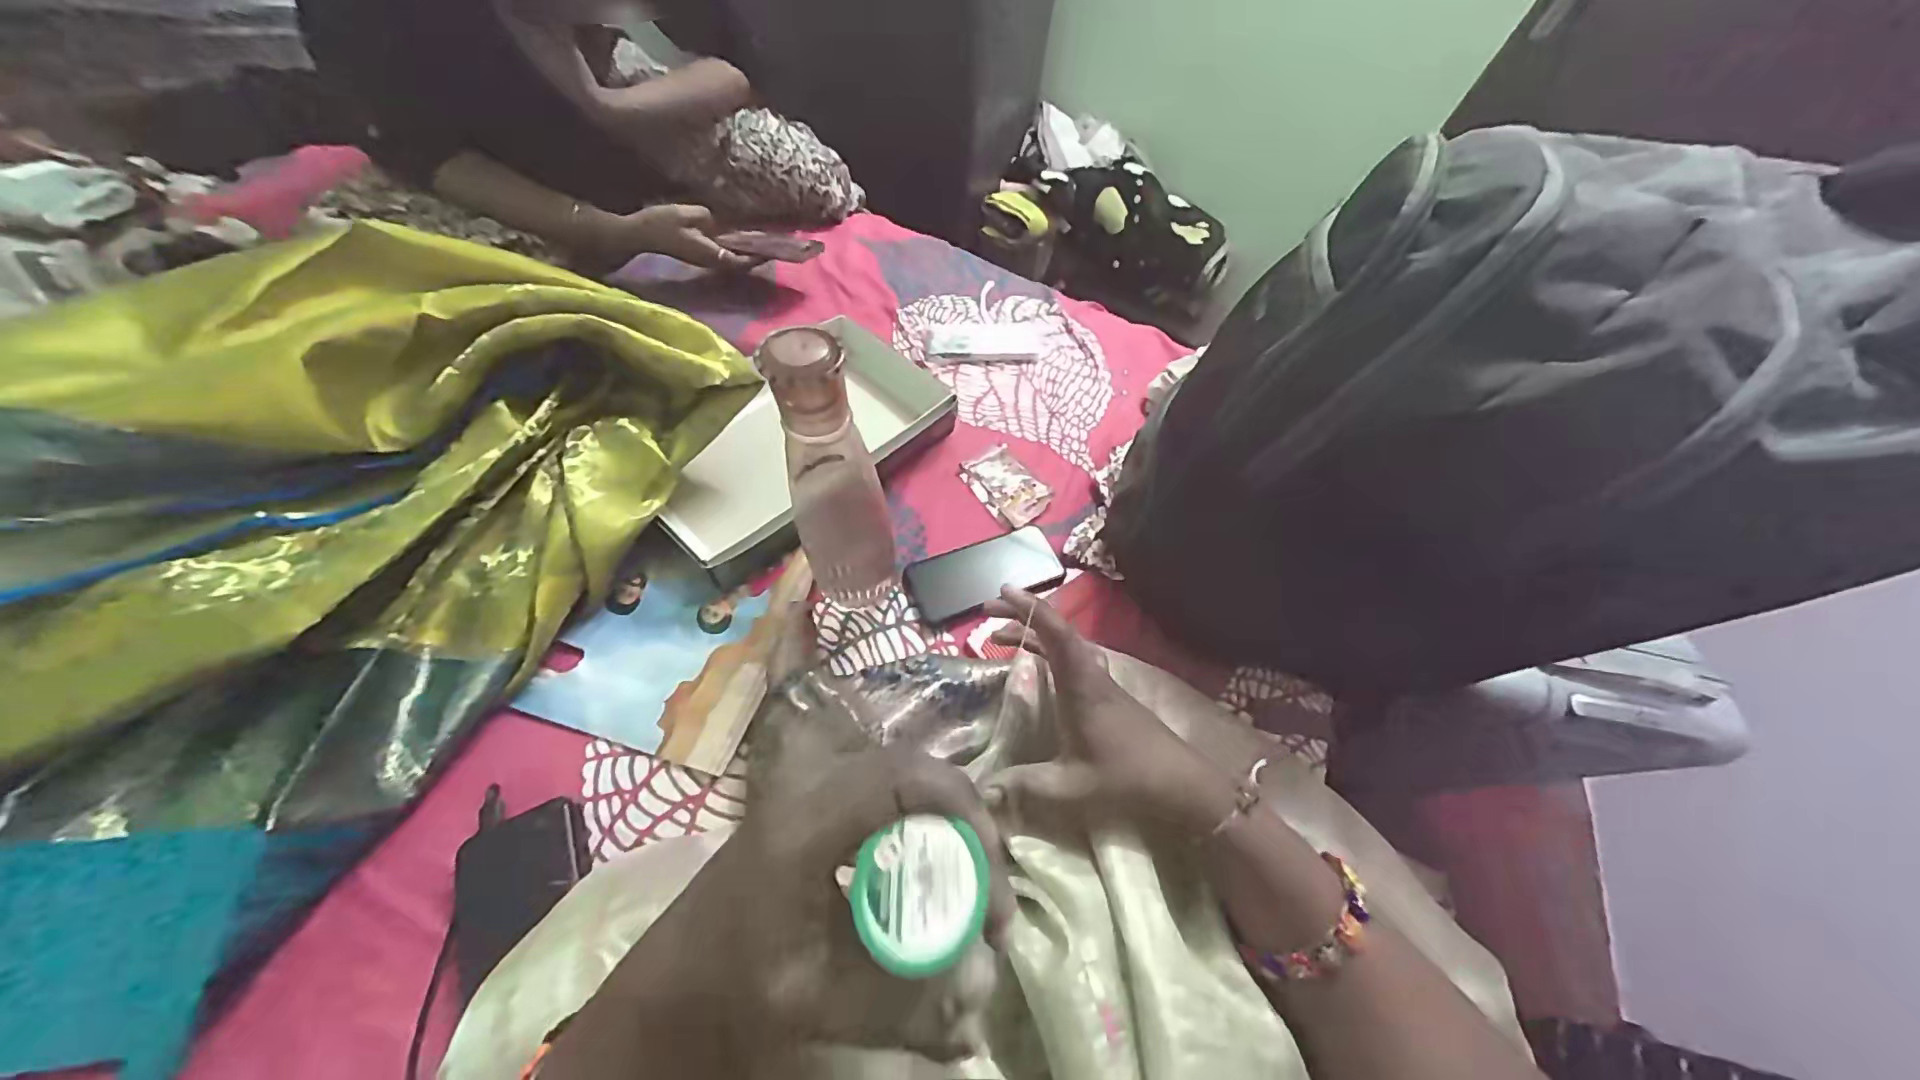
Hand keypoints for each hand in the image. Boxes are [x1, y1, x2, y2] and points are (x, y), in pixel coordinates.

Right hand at [576, 203, 762, 272]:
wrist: (639, 235)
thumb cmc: (661, 224)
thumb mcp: (689, 214)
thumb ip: (710, 218)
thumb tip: (721, 223)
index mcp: (711, 254)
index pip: (742, 261)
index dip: (758, 257)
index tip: (772, 250)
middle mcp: (712, 262)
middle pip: (741, 263)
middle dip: (757, 256)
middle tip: (773, 246)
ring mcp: (706, 260)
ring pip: (733, 260)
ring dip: (747, 253)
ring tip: (762, 242)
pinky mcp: (700, 255)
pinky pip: (724, 255)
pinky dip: (735, 249)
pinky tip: (740, 239)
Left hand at [698, 742, 1014, 1059]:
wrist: (670, 985)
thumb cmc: (736, 993)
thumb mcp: (824, 1002)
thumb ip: (913, 994)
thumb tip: (985, 980)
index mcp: (805, 821)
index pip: (905, 777)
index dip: (964, 812)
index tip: (991, 879)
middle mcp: (810, 782)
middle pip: (916, 771)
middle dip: (967, 824)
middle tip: (990, 897)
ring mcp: (810, 780)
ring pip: (906, 775)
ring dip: (948, 823)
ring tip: (969, 887)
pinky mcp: (814, 793)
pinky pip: (887, 789)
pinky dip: (923, 823)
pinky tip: (930, 872)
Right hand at [982, 586, 1243, 836]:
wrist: (1181, 785)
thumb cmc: (1126, 779)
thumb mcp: (1070, 788)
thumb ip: (1024, 786)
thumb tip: (982, 791)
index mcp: (1081, 685)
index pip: (1055, 632)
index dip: (1029, 608)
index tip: (1003, 591)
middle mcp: (1092, 675)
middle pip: (1057, 631)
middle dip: (1023, 614)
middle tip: (990, 611)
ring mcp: (1102, 684)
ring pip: (1066, 644)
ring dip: (1034, 633)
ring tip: (1002, 638)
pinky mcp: (1108, 696)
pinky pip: (1072, 659)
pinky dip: (1049, 651)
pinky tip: (1038, 668)